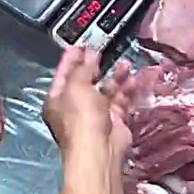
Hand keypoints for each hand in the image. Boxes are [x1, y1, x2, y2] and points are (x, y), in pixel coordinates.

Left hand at [42, 47, 131, 167]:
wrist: (99, 149)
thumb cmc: (80, 118)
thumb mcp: (76, 86)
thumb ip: (84, 68)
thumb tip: (90, 54)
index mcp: (58, 99)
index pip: (64, 73)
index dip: (72, 58)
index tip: (81, 44)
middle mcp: (76, 106)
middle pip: (87, 81)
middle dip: (97, 66)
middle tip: (105, 51)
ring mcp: (96, 113)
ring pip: (107, 90)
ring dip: (117, 76)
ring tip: (126, 64)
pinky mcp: (115, 120)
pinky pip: (122, 100)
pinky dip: (129, 90)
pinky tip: (135, 79)